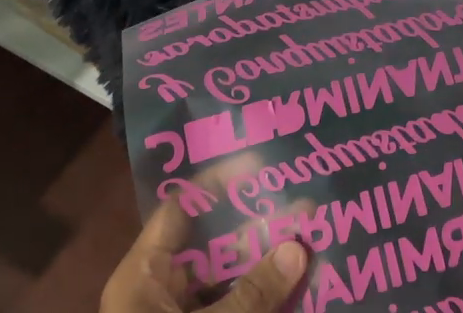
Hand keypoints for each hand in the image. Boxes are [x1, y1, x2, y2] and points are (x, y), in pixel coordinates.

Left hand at [101, 198, 310, 312]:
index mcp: (145, 275)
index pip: (182, 207)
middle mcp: (162, 291)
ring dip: (271, 265)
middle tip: (309, 205)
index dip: (220, 182)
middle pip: (215, 244)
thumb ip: (253, 295)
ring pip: (232, 280)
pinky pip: (238, 309)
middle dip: (261, 227)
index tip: (265, 164)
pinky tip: (306, 290)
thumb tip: (298, 247)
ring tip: (318, 240)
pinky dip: (268, 301)